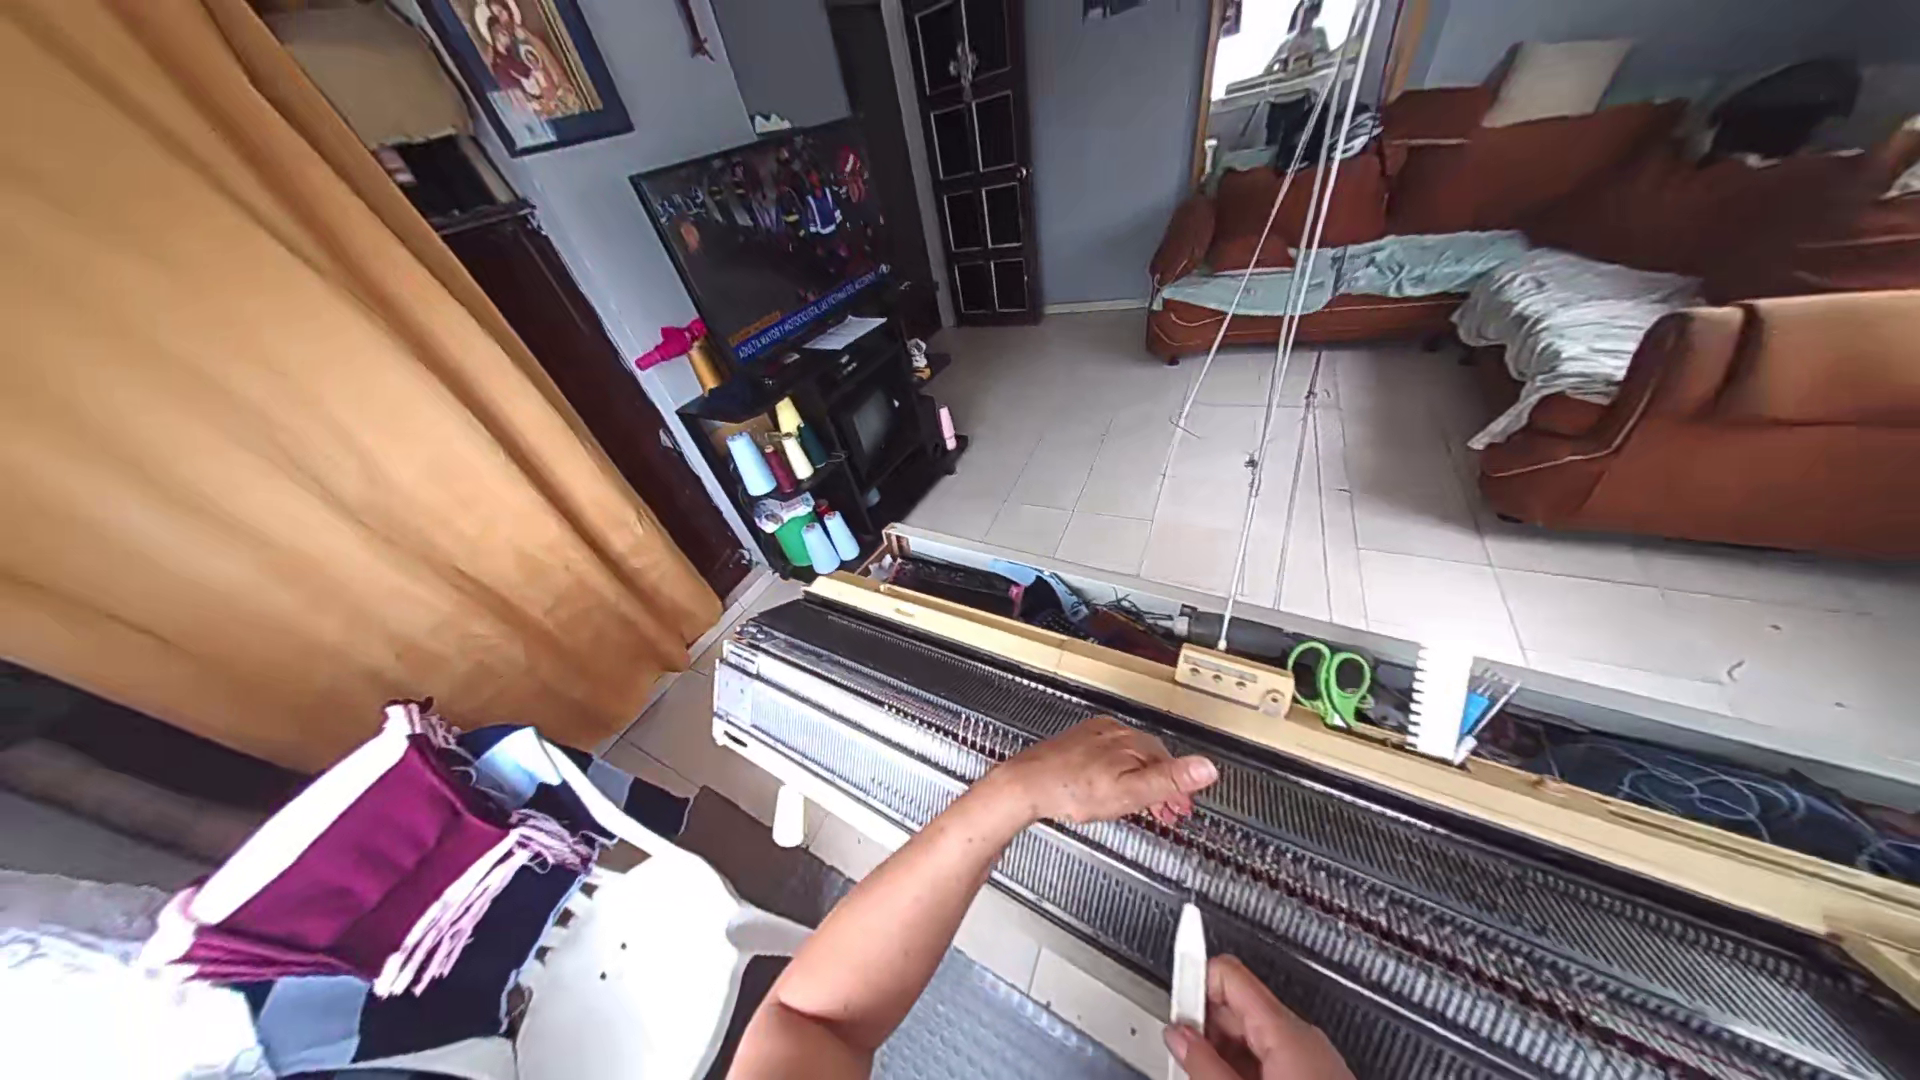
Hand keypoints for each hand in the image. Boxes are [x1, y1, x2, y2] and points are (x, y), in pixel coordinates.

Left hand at [984, 715, 1217, 825]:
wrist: (1026, 784)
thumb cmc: (1070, 789)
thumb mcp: (1130, 792)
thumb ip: (1169, 781)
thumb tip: (1205, 767)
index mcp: (1129, 742)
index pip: (1169, 761)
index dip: (1179, 788)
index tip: (1183, 807)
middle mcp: (1111, 732)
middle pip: (1149, 758)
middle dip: (1161, 785)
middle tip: (1167, 811)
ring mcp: (1091, 737)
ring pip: (1127, 757)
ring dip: (1139, 780)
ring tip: (1141, 804)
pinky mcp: (1075, 745)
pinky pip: (1106, 757)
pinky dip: (1117, 773)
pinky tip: (1110, 789)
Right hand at [1164, 956, 1353, 1079]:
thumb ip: (1204, 1065)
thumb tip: (1178, 1034)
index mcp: (1286, 1031)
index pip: (1227, 973)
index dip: (1195, 986)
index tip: (1175, 1014)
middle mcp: (1303, 1038)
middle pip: (1237, 1004)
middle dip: (1206, 1028)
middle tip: (1187, 1062)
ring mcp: (1314, 1063)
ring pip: (1251, 1036)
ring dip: (1223, 1055)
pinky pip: (1270, 1061)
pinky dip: (1244, 1071)